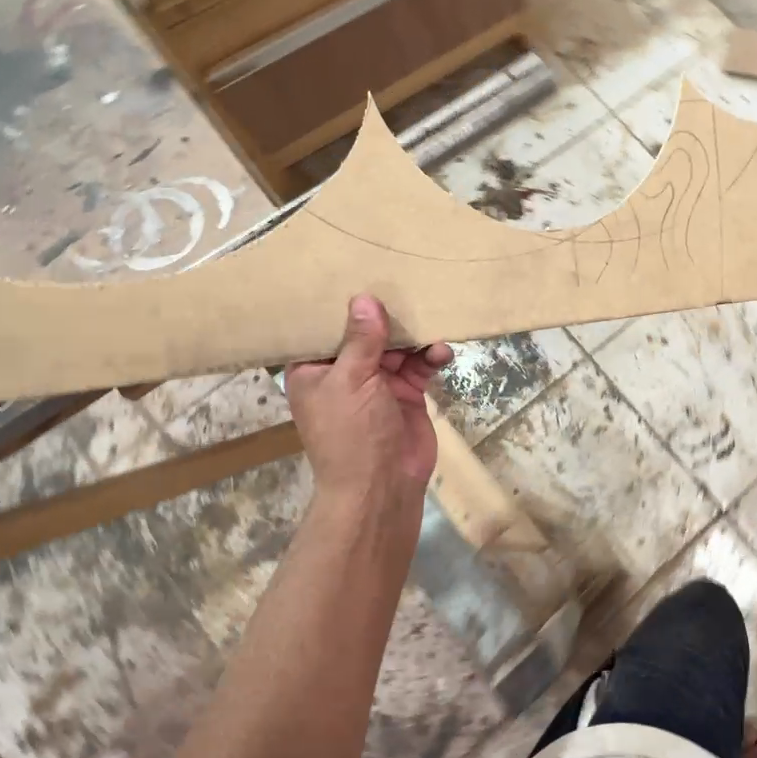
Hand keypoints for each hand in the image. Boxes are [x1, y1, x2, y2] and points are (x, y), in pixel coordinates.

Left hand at [284, 295, 452, 503]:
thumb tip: (365, 298)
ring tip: (432, 325)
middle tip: (409, 287)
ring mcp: (377, 383)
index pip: (324, 328)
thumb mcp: (350, 381)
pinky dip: (431, 357)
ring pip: (397, 347)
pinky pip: (420, 366)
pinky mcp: (406, 394)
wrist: (383, 485)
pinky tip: (442, 352)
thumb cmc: (351, 433)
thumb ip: (361, 339)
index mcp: (314, 370)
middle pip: (366, 333)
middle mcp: (344, 373)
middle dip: (387, 316)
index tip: (359, 271)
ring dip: (415, 337)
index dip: (341, 305)